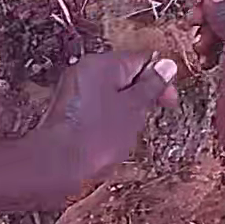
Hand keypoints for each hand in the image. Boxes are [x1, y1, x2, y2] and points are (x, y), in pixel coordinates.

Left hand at [28, 50, 178, 197]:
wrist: (56, 164)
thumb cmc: (94, 137)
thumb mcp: (133, 109)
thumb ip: (151, 86)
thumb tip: (166, 66)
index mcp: (102, 64)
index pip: (141, 59)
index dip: (160, 79)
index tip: (168, 100)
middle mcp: (84, 71)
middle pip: (125, 76)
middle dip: (141, 97)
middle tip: (144, 119)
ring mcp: (74, 90)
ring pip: (111, 94)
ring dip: (125, 111)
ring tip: (123, 133)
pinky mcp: (68, 110)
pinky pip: (97, 108)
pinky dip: (108, 121)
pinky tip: (108, 138)